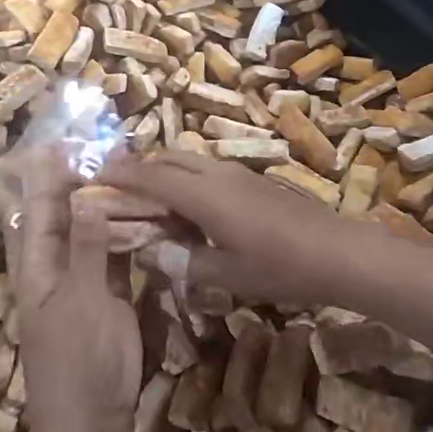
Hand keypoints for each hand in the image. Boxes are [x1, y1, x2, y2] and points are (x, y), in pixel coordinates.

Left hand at [0, 148, 141, 431]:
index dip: (46, 174)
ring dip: (96, 204)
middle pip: (56, 217)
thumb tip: (87, 192)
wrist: (93, 426)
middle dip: (69, 183)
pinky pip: (107, 255)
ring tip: (116, 171)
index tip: (64, 139)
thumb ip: (87, 246)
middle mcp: (51, 269)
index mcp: (35, 268)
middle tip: (94, 149)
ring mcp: (77, 284)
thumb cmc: (82, 362)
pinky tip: (135, 214)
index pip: (36, 208)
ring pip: (84, 234)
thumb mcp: (84, 300)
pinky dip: (118, 233)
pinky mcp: (102, 298)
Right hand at [97, 151, 376, 307]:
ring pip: (189, 160)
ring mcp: (237, 174)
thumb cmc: (278, 266)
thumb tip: (147, 252)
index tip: (95, 175)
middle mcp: (216, 174)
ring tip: (148, 193)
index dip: (122, 174)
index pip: (151, 176)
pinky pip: (206, 169)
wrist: (337, 252)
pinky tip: (189, 204)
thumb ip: (182, 262)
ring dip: (164, 169)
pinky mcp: (253, 181)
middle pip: (169, 157)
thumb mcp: (226, 274)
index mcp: (203, 195)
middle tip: (118, 182)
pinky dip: (185, 177)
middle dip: (140, 164)